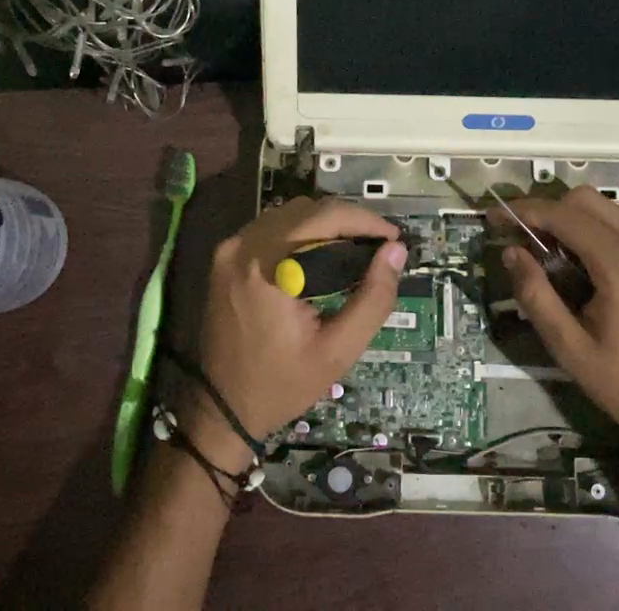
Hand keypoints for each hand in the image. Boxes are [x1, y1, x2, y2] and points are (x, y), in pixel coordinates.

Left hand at [186, 198, 404, 466]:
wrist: (221, 409)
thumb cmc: (281, 384)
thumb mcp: (338, 350)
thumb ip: (372, 299)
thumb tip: (396, 252)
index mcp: (266, 266)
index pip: (324, 216)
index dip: (365, 220)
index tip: (394, 239)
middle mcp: (243, 245)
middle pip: (307, 209)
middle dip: (347, 221)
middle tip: (378, 249)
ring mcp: (229, 248)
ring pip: (288, 214)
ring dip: (324, 225)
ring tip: (354, 252)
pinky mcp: (224, 257)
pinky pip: (270, 228)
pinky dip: (300, 233)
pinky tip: (320, 258)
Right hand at [497, 186, 618, 514]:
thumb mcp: (571, 349)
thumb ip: (536, 295)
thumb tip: (511, 253)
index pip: (563, 214)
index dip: (524, 211)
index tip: (494, 219)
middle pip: (586, 199)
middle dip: (547, 210)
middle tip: (520, 238)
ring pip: (607, 210)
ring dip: (572, 219)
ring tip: (546, 255)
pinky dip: (595, 232)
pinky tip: (580, 266)